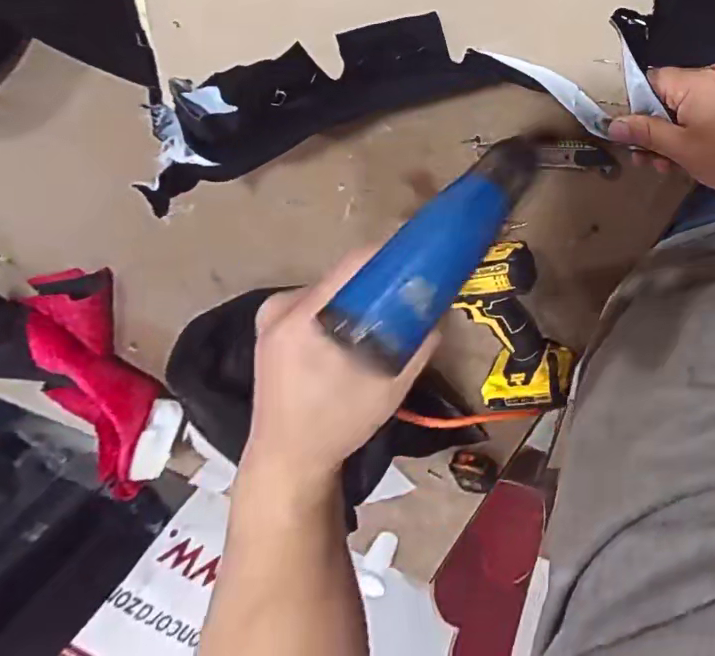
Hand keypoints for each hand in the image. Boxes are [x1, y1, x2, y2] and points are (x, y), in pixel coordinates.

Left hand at [237, 248, 438, 494]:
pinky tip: (365, 325)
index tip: (425, 250)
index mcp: (302, 318)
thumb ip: (421, 342)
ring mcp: (271, 320)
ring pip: (334, 288)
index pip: (354, 262)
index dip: (393, 250)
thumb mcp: (391, 384)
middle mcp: (281, 310)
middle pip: (345, 274)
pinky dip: (346, 306)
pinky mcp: (273, 332)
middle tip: (415, 286)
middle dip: (384, 276)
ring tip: (394, 307)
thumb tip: (442, 307)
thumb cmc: (336, 423)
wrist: (287, 463)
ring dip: (365, 293)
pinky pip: (320, 303)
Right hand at [607, 61, 714, 200]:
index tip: (633, 138)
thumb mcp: (682, 149)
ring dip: (678, 133)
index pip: (650, 82)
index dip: (636, 110)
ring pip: (690, 105)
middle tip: (653, 162)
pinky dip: (701, 128)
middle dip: (658, 129)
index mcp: (696, 79)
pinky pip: (712, 108)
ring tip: (676, 166)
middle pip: (670, 95)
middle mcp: (714, 73)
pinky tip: (700, 154)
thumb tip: (613, 123)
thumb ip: (646, 133)